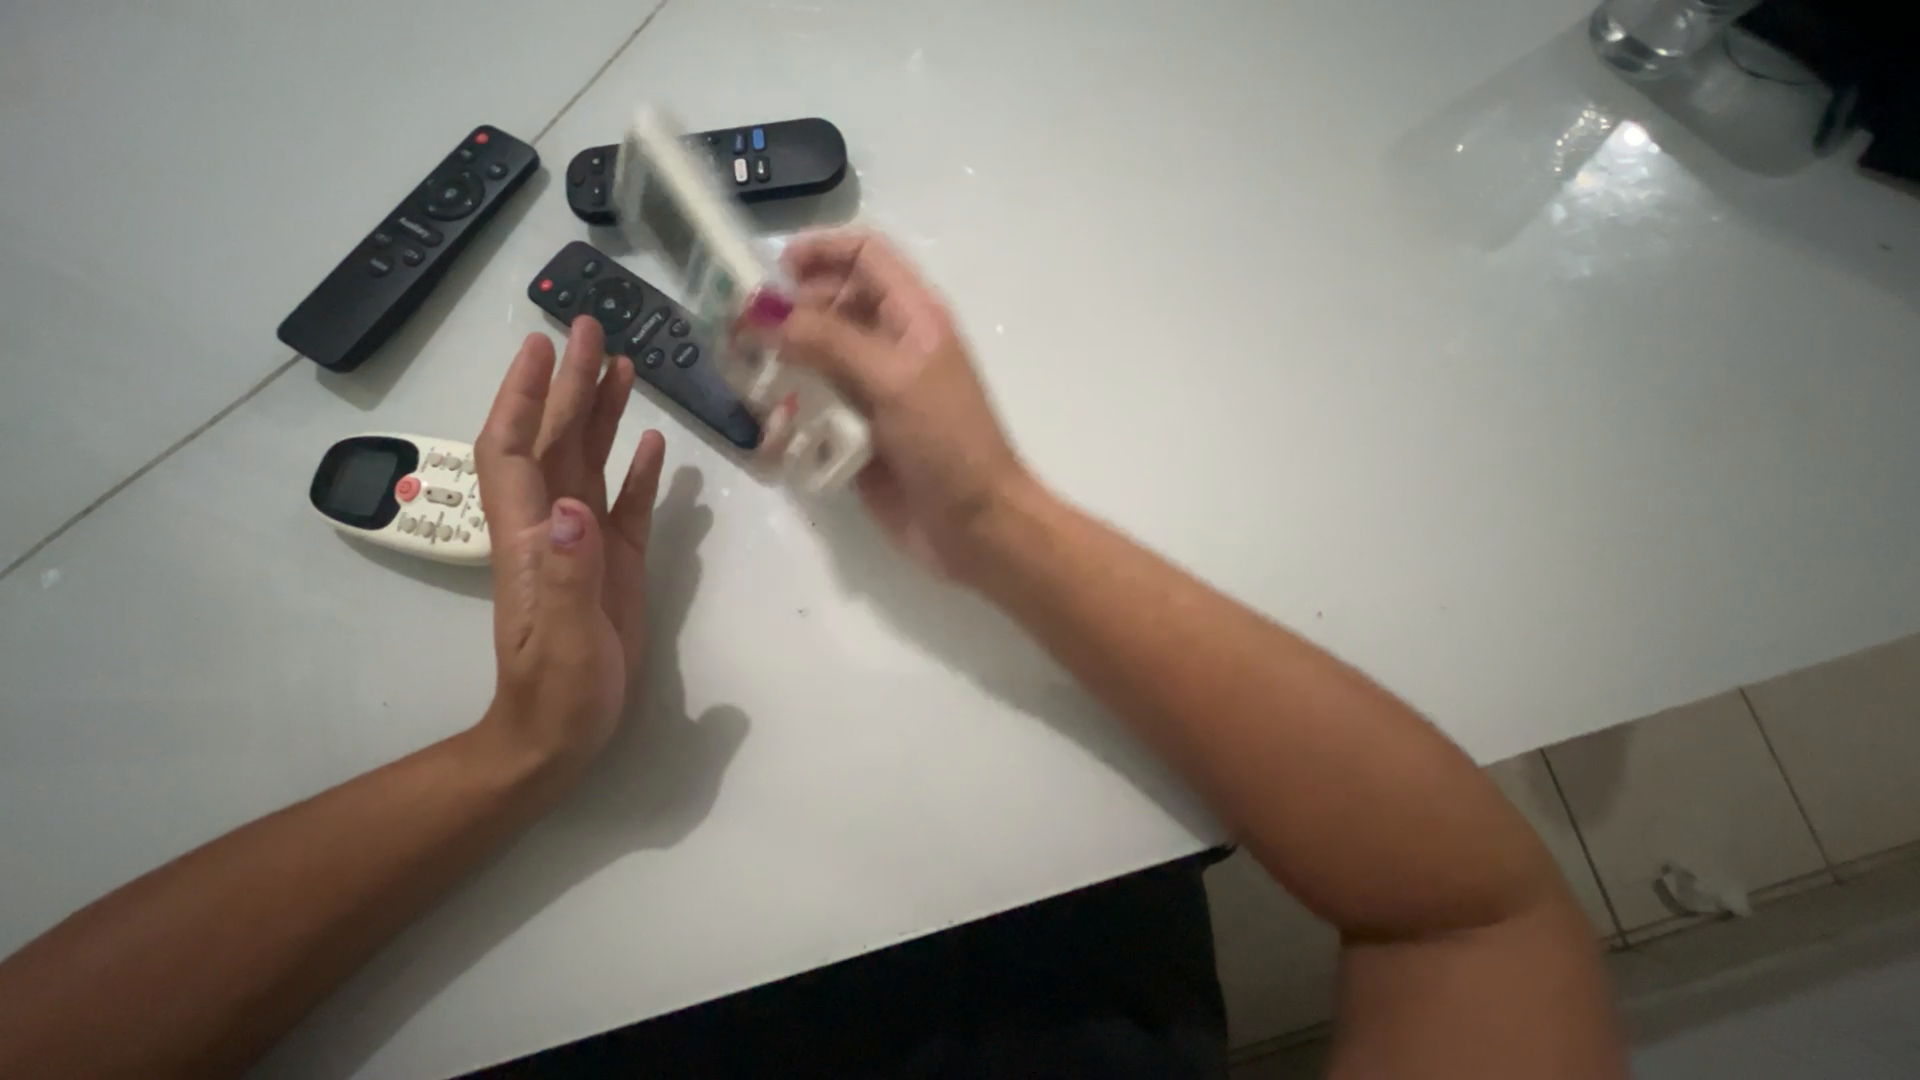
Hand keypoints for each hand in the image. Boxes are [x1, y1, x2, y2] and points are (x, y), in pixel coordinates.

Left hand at [473, 315, 665, 769]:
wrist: (561, 733)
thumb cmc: (555, 691)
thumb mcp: (562, 639)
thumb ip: (568, 574)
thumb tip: (578, 509)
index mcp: (532, 536)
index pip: (516, 449)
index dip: (525, 396)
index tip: (542, 345)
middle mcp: (554, 526)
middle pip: (556, 440)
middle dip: (571, 383)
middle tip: (592, 328)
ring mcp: (587, 543)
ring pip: (590, 462)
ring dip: (602, 413)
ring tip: (624, 365)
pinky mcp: (618, 563)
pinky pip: (627, 504)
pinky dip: (637, 470)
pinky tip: (651, 442)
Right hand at [742, 230, 1029, 577]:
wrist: (975, 526)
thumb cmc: (947, 442)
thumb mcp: (893, 380)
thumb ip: (828, 339)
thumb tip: (761, 309)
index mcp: (912, 317)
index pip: (864, 256)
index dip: (819, 252)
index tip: (769, 275)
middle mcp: (889, 347)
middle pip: (828, 307)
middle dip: (784, 317)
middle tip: (740, 337)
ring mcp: (871, 394)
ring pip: (812, 363)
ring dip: (779, 371)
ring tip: (751, 388)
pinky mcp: (856, 437)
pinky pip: (813, 415)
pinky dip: (790, 420)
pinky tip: (775, 436)